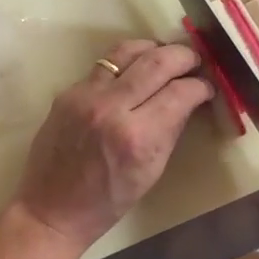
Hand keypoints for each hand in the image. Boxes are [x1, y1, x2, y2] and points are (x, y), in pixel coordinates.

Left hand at [12, 40, 215, 249]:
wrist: (52, 208)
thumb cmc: (107, 201)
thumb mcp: (151, 171)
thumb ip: (171, 130)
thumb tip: (189, 99)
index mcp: (137, 137)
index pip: (180, 93)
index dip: (201, 86)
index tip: (207, 87)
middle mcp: (111, 108)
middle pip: (157, 62)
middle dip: (183, 57)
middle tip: (194, 61)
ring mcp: (85, 96)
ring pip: (126, 51)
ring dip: (153, 49)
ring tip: (164, 57)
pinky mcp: (67, 92)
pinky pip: (103, 66)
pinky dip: (124, 65)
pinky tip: (132, 74)